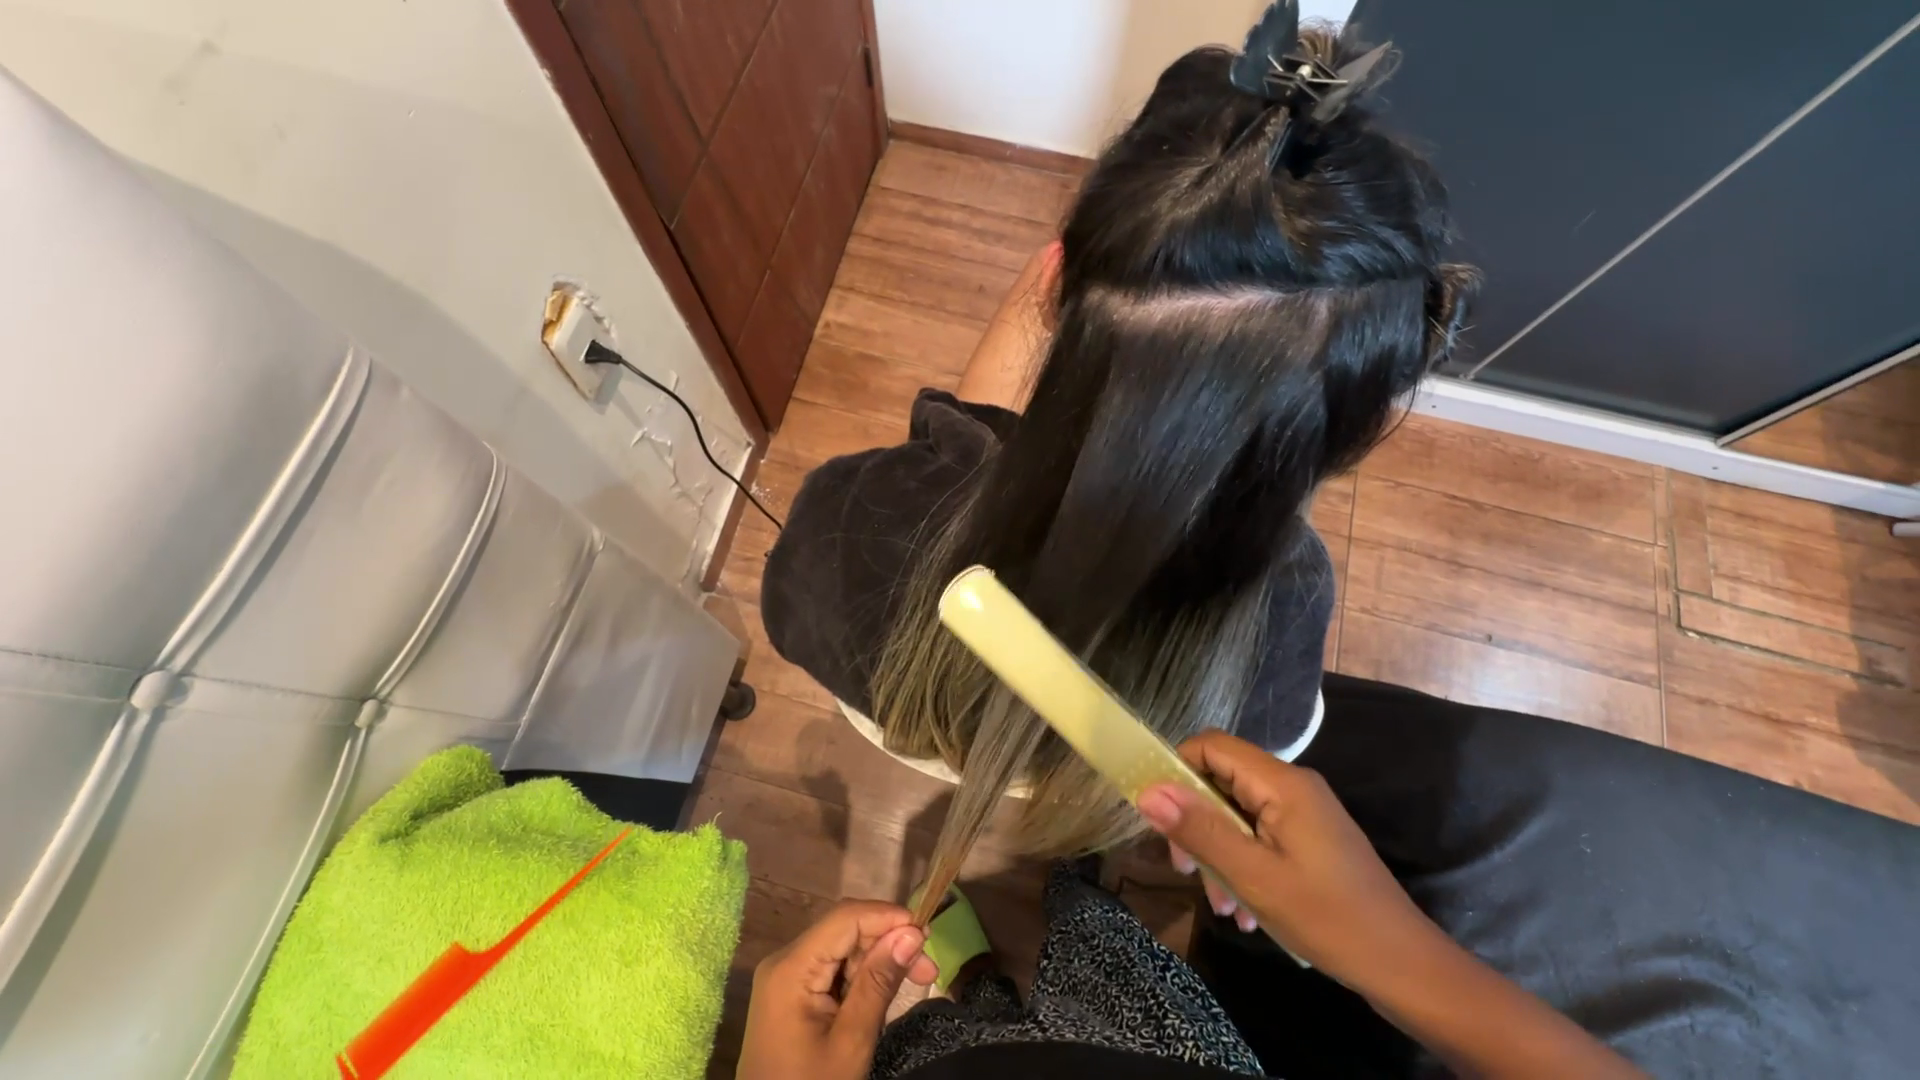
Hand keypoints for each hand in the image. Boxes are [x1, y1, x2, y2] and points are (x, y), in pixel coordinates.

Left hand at [736, 900, 938, 1079]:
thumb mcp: (852, 1042)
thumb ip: (879, 982)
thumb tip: (912, 932)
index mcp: (791, 968)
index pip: (845, 918)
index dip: (888, 916)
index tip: (928, 933)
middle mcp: (784, 960)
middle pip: (844, 929)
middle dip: (887, 939)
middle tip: (927, 968)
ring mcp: (785, 976)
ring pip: (842, 946)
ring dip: (878, 957)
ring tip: (914, 980)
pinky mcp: (791, 991)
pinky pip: (832, 966)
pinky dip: (861, 974)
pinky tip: (883, 990)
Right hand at [1137, 731, 1441, 990]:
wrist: (1404, 966)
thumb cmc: (1327, 918)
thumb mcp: (1254, 877)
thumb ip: (1200, 830)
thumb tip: (1147, 792)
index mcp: (1282, 783)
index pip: (1211, 746)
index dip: (1175, 770)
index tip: (1156, 816)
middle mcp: (1293, 786)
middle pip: (1221, 781)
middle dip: (1196, 825)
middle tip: (1186, 872)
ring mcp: (1303, 813)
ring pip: (1237, 814)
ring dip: (1218, 855)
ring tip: (1222, 906)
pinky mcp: (1309, 839)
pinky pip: (1259, 836)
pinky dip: (1242, 866)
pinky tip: (1245, 912)